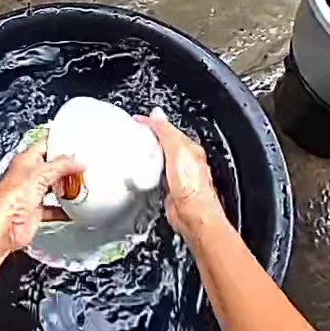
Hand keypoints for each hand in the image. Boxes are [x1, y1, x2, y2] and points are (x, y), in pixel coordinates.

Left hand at [0, 133, 83, 252]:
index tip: (74, 143)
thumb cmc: (10, 198)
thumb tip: (77, 161)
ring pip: (53, 187)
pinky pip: (54, 209)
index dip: (58, 142)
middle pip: (51, 167)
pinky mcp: (35, 212)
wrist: (3, 227)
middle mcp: (28, 176)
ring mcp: (31, 194)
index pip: (44, 145)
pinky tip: (75, 209)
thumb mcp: (41, 173)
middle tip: (83, 165)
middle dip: (67, 167)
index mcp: (26, 160)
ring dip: (67, 187)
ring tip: (82, 184)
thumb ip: (61, 165)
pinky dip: (65, 209)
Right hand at [137, 110, 229, 244]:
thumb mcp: (177, 151)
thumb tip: (157, 114)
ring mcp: (178, 176)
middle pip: (165, 143)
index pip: (168, 129)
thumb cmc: (191, 187)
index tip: (138, 120)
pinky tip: (144, 172)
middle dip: (151, 136)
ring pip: (162, 159)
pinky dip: (149, 171)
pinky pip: (158, 175)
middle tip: (136, 131)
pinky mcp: (170, 190)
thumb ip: (166, 132)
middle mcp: (185, 161)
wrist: (193, 216)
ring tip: (137, 148)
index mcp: (189, 149)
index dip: (153, 123)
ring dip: (150, 153)